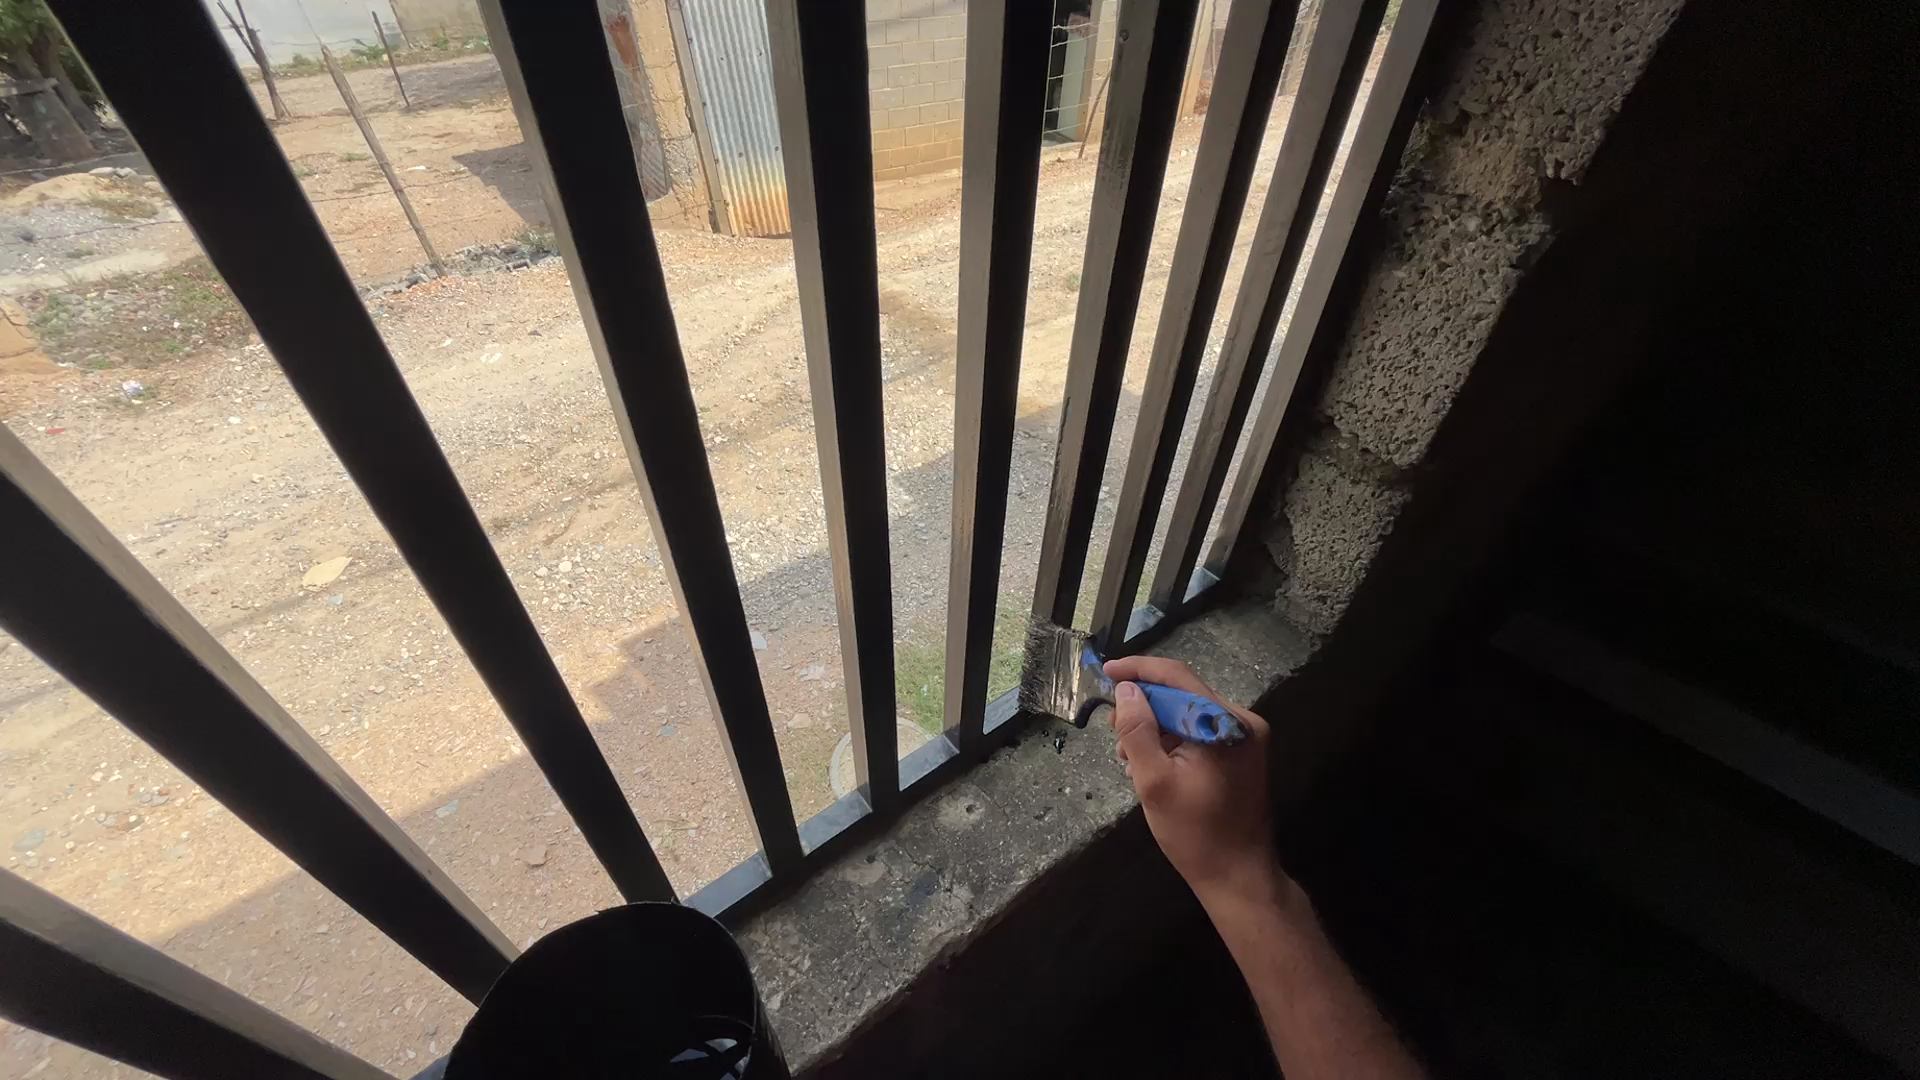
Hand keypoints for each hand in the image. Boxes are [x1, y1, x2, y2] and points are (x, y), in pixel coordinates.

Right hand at [1103, 656, 1275, 901]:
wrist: (1240, 878)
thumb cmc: (1196, 834)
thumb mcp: (1154, 782)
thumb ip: (1137, 731)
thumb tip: (1126, 690)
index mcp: (1226, 723)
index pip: (1176, 677)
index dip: (1137, 670)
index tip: (1105, 672)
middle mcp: (1240, 721)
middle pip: (1180, 693)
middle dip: (1143, 707)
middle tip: (1114, 734)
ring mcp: (1243, 736)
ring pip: (1185, 711)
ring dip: (1154, 727)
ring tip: (1130, 760)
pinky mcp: (1239, 751)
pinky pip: (1196, 729)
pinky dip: (1170, 739)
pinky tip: (1151, 765)